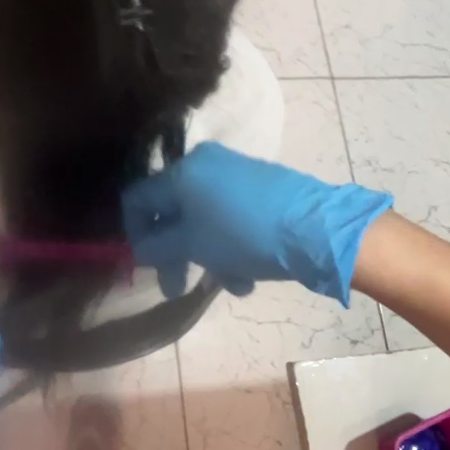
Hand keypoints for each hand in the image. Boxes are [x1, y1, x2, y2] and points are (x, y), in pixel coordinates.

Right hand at [121, 142, 394, 304]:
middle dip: (175, 252)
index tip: (146, 264)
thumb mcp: (193, 245)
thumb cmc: (243, 235)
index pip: (137, 199)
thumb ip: (158, 247)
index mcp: (181, 171)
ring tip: (230, 284)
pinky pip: (229, 214)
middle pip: (172, 210)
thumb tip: (140, 250)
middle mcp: (204, 163)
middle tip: (178, 286)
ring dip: (208, 253)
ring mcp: (233, 172)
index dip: (134, 233)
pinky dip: (229, 243)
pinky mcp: (258, 185)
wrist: (316, 227)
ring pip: (204, 217)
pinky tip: (247, 275)